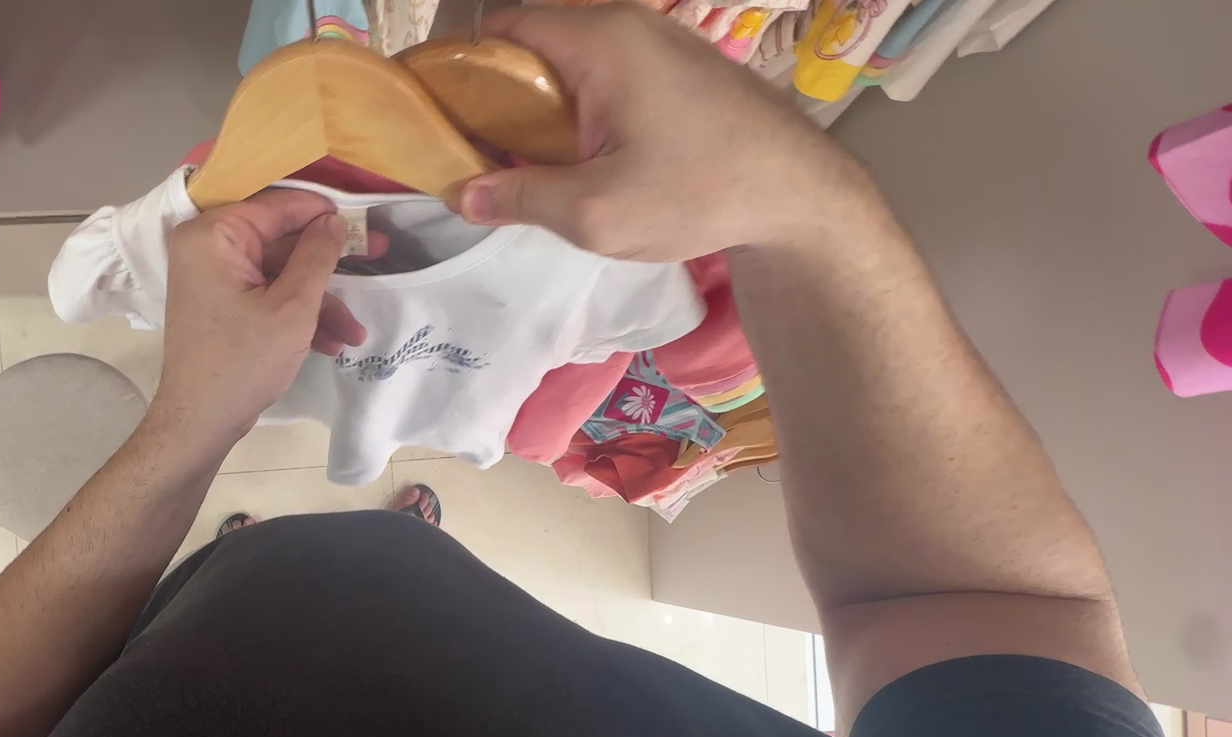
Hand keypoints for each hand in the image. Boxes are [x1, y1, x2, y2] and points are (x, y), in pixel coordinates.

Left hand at [152, 189, 360, 447]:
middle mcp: (208, 250)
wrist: (202, 422)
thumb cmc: (243, 363)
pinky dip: (297, 317)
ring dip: (320, 304)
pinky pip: (267, 298)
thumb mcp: (291, 308)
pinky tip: (330, 344)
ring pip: (280, 277)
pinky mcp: (224, 309)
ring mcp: (215, 282)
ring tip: (354, 334)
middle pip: (281, 243)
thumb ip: (317, 257)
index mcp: (213, 236)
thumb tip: (334, 221)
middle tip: (379, 257)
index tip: (363, 219)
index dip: (323, 212)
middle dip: (328, 267)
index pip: (276, 206)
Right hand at [452, 4, 880, 260]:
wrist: (795, 194)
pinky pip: (595, 80)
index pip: (505, 27)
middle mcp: (626, 27)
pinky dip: (566, 114)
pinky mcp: (669, 72)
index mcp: (602, 42)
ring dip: (531, 111)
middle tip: (475, 155)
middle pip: (530, 45)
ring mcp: (653, 46)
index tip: (438, 116)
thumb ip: (520, 197)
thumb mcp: (592, 211)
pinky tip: (565, 161)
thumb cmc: (694, 193)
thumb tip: (460, 193)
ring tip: (516, 165)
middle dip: (492, 97)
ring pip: (562, 65)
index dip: (461, 67)